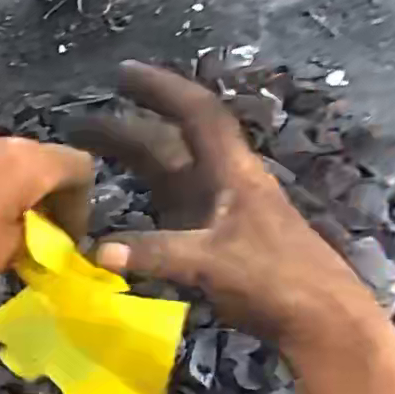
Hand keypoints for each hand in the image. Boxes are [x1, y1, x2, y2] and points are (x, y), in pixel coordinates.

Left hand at [0, 125, 93, 332]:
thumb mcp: (4, 254)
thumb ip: (34, 233)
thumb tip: (37, 230)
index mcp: (20, 158)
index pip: (75, 167)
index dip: (80, 205)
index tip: (67, 238)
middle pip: (31, 161)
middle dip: (38, 197)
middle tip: (32, 237)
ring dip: (2, 192)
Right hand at [80, 62, 380, 351]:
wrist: (316, 319)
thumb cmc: (278, 280)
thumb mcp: (217, 263)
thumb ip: (156, 253)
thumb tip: (95, 251)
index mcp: (231, 174)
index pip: (197, 116)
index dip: (162, 90)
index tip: (123, 74)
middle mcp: (218, 183)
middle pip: (168, 142)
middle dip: (125, 126)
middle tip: (77, 123)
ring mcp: (208, 210)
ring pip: (160, 171)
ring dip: (123, 159)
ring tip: (82, 154)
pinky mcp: (199, 236)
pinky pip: (156, 203)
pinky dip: (128, 196)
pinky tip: (102, 203)